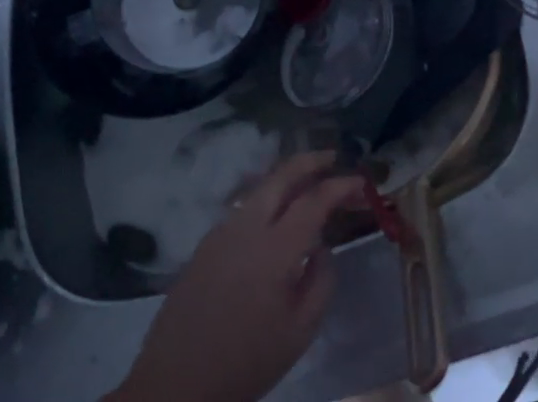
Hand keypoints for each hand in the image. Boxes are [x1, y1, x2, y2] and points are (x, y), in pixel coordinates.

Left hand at [110, 152, 364, 401]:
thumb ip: (321, 280)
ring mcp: (219, 235)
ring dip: (287, 181)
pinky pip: (242, 212)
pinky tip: (276, 221)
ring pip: (258, 191)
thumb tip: (321, 248)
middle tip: (335, 158)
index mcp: (274, 249)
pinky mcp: (202, 248)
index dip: (342, 185)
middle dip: (311, 161)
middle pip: (280, 177)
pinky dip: (266, 203)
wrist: (174, 386)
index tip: (363, 183)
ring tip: (310, 186)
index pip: (314, 199)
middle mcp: (244, 230)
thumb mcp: (300, 330)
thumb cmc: (246, 362)